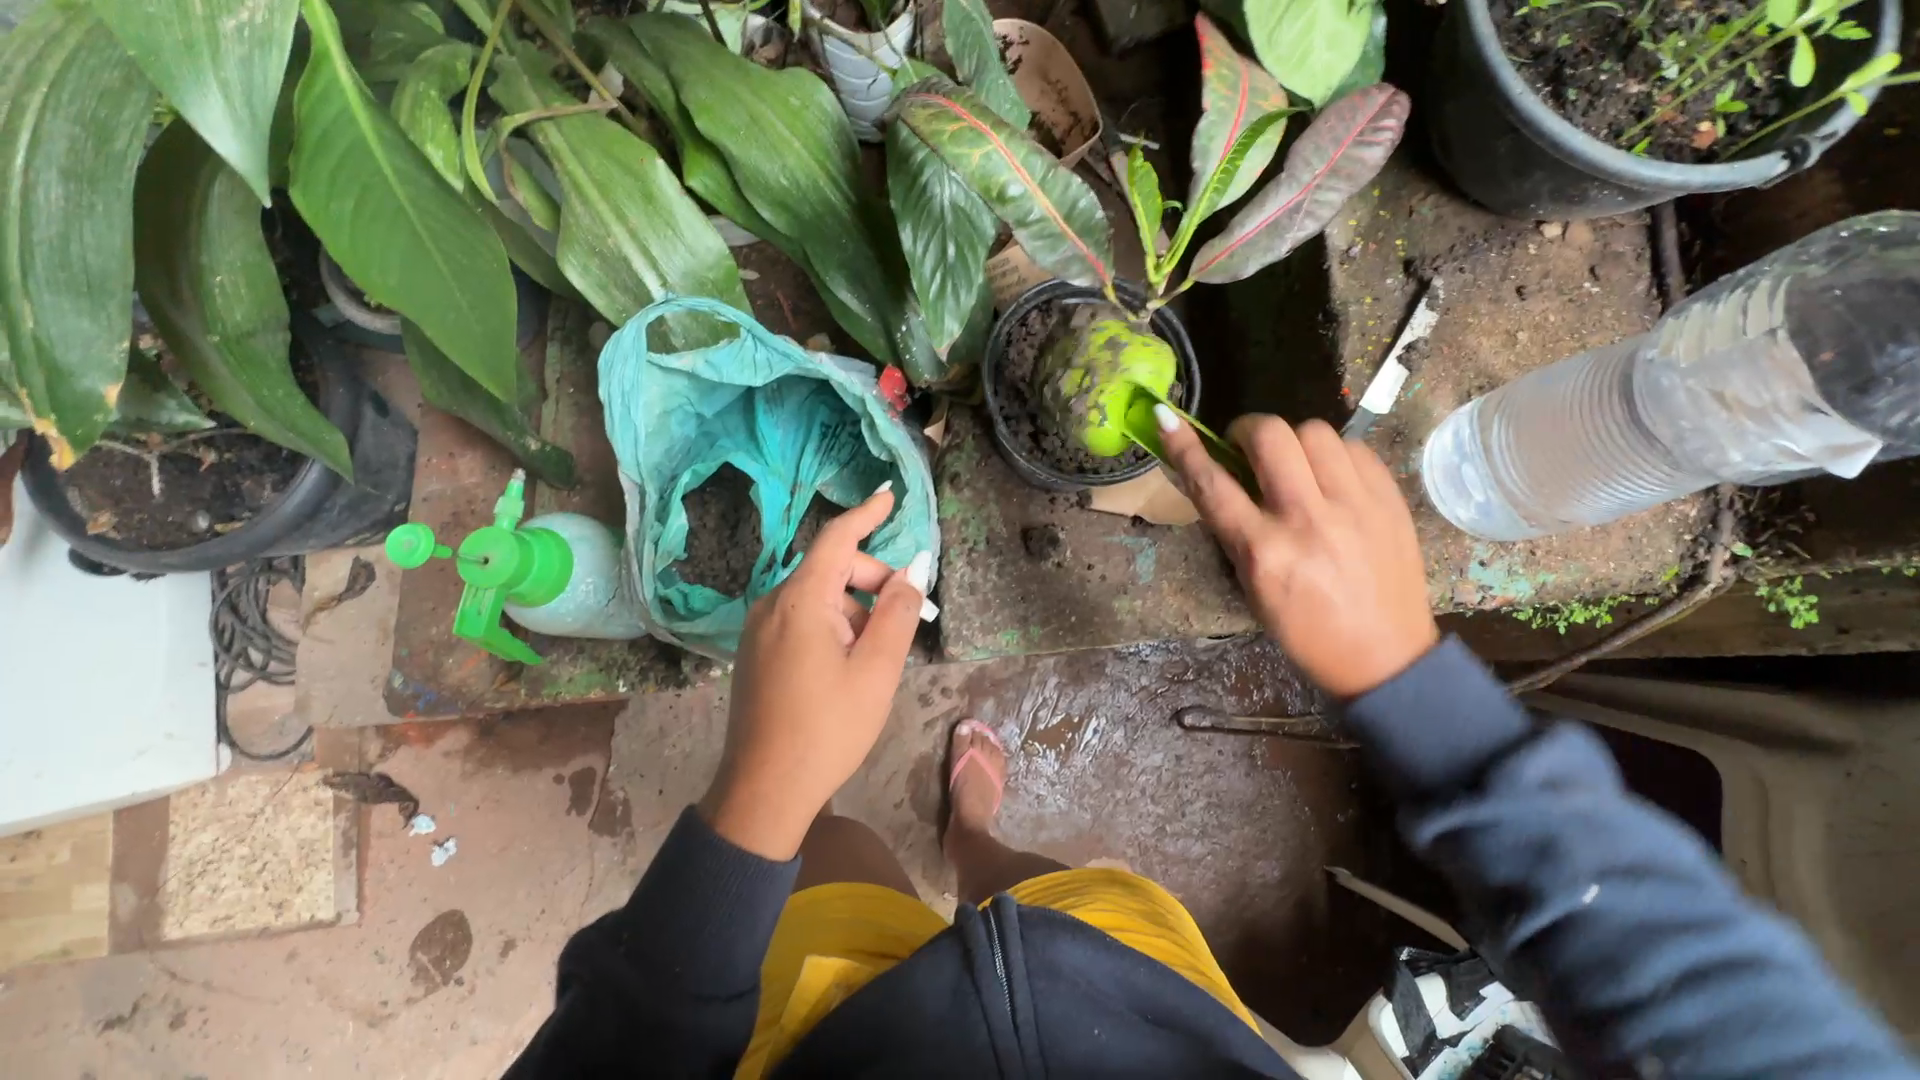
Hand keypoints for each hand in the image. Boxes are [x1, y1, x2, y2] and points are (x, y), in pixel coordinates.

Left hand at [698, 487, 928, 859]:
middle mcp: (772, 605)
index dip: (866, 515)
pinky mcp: (756, 654)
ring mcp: (759, 631)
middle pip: (830, 570)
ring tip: (878, 656)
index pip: (836, 538)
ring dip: (854, 611)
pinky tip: (848, 665)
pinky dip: (832, 626)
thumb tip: (912, 574)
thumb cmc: (828, 728)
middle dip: (873, 581)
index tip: (890, 496)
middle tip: (908, 616)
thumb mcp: (876, 670)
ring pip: (817, 599)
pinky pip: (801, 621)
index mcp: (800, 600)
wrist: (764, 789)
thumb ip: (898, 614)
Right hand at [1157, 407, 1437, 697]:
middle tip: (1245, 448)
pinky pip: (1354, 448)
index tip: (1167, 418)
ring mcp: (1355, 505)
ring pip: (1315, 431)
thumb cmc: (1304, 630)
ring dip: (1292, 441)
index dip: (1184, 447)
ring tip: (1293, 465)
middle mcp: (1308, 520)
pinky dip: (1332, 454)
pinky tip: (1329, 478)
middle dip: (1248, 430)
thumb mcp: (1252, 587)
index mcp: (1265, 552)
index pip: (1213, 484)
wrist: (1384, 655)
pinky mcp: (1390, 499)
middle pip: (1271, 436)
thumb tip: (1213, 478)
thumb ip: (1233, 530)